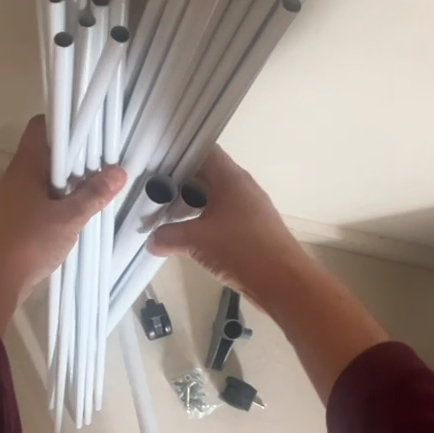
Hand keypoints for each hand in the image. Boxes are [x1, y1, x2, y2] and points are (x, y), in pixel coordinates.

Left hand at [0, 116, 124, 331]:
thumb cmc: (27, 241)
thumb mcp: (68, 217)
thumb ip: (93, 194)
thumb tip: (119, 171)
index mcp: (27, 164)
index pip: (43, 126)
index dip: (67, 122)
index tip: (95, 131)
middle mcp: (19, 175)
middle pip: (50, 152)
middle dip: (78, 156)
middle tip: (108, 161)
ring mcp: (17, 197)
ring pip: (48, 178)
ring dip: (72, 182)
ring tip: (102, 186)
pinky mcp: (18, 219)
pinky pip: (45, 200)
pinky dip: (63, 201)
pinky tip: (83, 212)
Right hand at [150, 147, 387, 397]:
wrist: (283, 281)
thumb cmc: (240, 250)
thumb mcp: (196, 241)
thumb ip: (168, 236)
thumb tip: (151, 241)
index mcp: (230, 178)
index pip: (203, 151)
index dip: (179, 153)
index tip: (155, 161)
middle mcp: (241, 187)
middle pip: (206, 174)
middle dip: (179, 182)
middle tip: (151, 190)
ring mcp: (249, 208)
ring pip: (214, 197)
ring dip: (191, 204)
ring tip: (164, 213)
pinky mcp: (252, 228)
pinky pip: (222, 215)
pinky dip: (203, 220)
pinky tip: (187, 234)